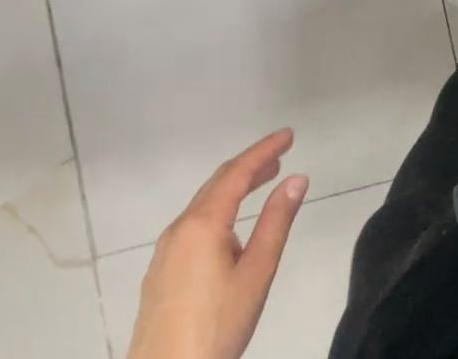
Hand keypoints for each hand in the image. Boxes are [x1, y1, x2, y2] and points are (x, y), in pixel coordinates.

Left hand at [128, 130, 308, 358]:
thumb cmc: (217, 324)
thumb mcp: (257, 272)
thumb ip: (276, 221)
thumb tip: (296, 178)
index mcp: (202, 225)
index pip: (237, 173)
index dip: (264, 150)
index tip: (289, 134)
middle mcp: (178, 231)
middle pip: (216, 184)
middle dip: (250, 164)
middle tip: (282, 154)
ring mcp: (165, 253)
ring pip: (203, 205)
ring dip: (234, 187)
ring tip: (264, 182)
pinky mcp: (160, 274)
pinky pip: (193, 224)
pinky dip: (219, 209)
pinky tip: (233, 227)